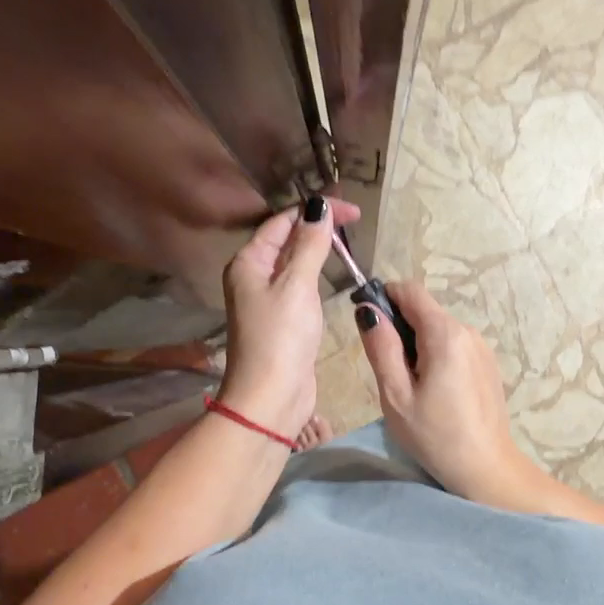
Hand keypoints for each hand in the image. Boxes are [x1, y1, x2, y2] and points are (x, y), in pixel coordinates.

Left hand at [218, 195, 360, 437]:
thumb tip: (319, 206)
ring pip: (294, 263)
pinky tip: (335, 275)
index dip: (315, 210)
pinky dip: (317, 274)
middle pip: (287, 240)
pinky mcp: (282, 320)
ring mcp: (267, 300)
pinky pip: (300, 286)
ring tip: (348, 243)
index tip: (353, 211)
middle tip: (355, 223)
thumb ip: (310, 245)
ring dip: (318, 250)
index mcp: (248, 262)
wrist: (270, 397)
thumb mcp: (297, 286)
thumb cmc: (280, 338)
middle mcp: (253, 277)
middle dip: (317, 227)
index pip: (282, 221)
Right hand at [356, 281, 540, 505]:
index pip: (410, 290)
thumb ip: (381, 347)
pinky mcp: (487, 363)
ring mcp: (481, 347)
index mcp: (444, 334)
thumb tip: (367, 309)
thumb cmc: (435, 435)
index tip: (370, 325)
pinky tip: (434, 392)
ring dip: (418, 345)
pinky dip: (436, 356)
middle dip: (400, 328)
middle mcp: (467, 331)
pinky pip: (454, 345)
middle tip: (390, 371)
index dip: (385, 298)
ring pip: (438, 329)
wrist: (486, 467)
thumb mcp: (395, 394)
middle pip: (425, 310)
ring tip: (412, 388)